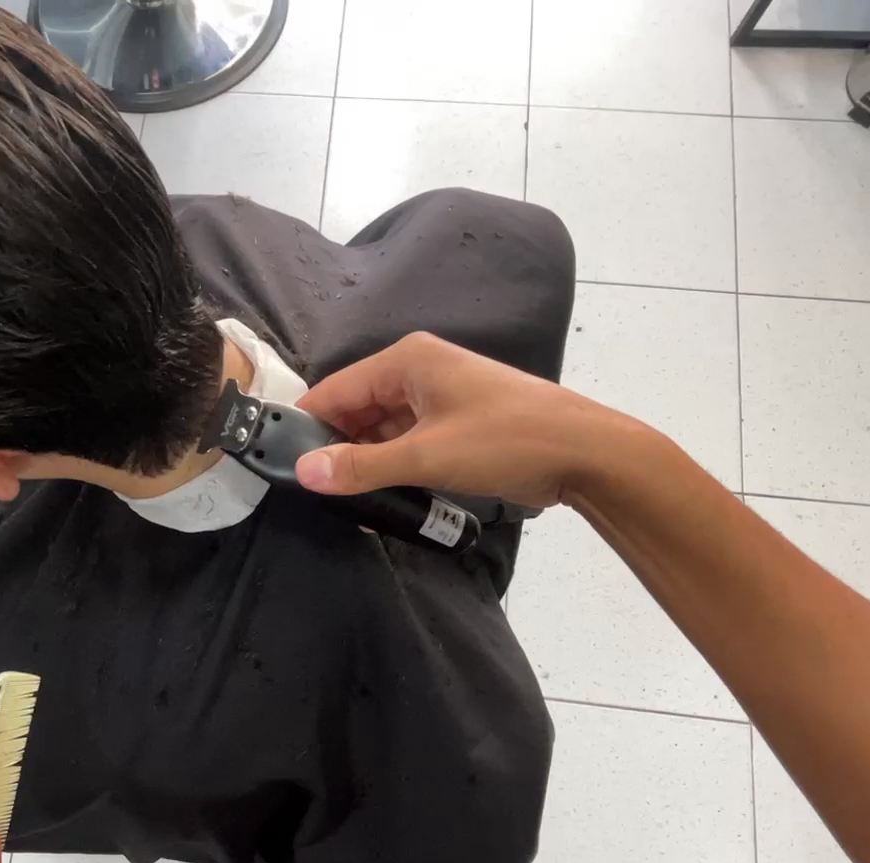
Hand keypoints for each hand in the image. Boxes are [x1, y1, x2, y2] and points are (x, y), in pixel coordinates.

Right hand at [293, 332, 644, 508]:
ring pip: (380, 426)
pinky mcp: (453, 421)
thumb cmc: (505, 441)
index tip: (283, 462)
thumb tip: (303, 472)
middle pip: (355, 407)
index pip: (335, 389)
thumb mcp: (426, 457)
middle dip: (335, 445)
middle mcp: (417, 369)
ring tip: (341, 496)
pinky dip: (390, 462)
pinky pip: (405, 437)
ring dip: (364, 457)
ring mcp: (437, 395)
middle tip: (312, 488)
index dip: (307, 425)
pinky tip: (377, 491)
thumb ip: (361, 466)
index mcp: (406, 360)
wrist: (586, 453)